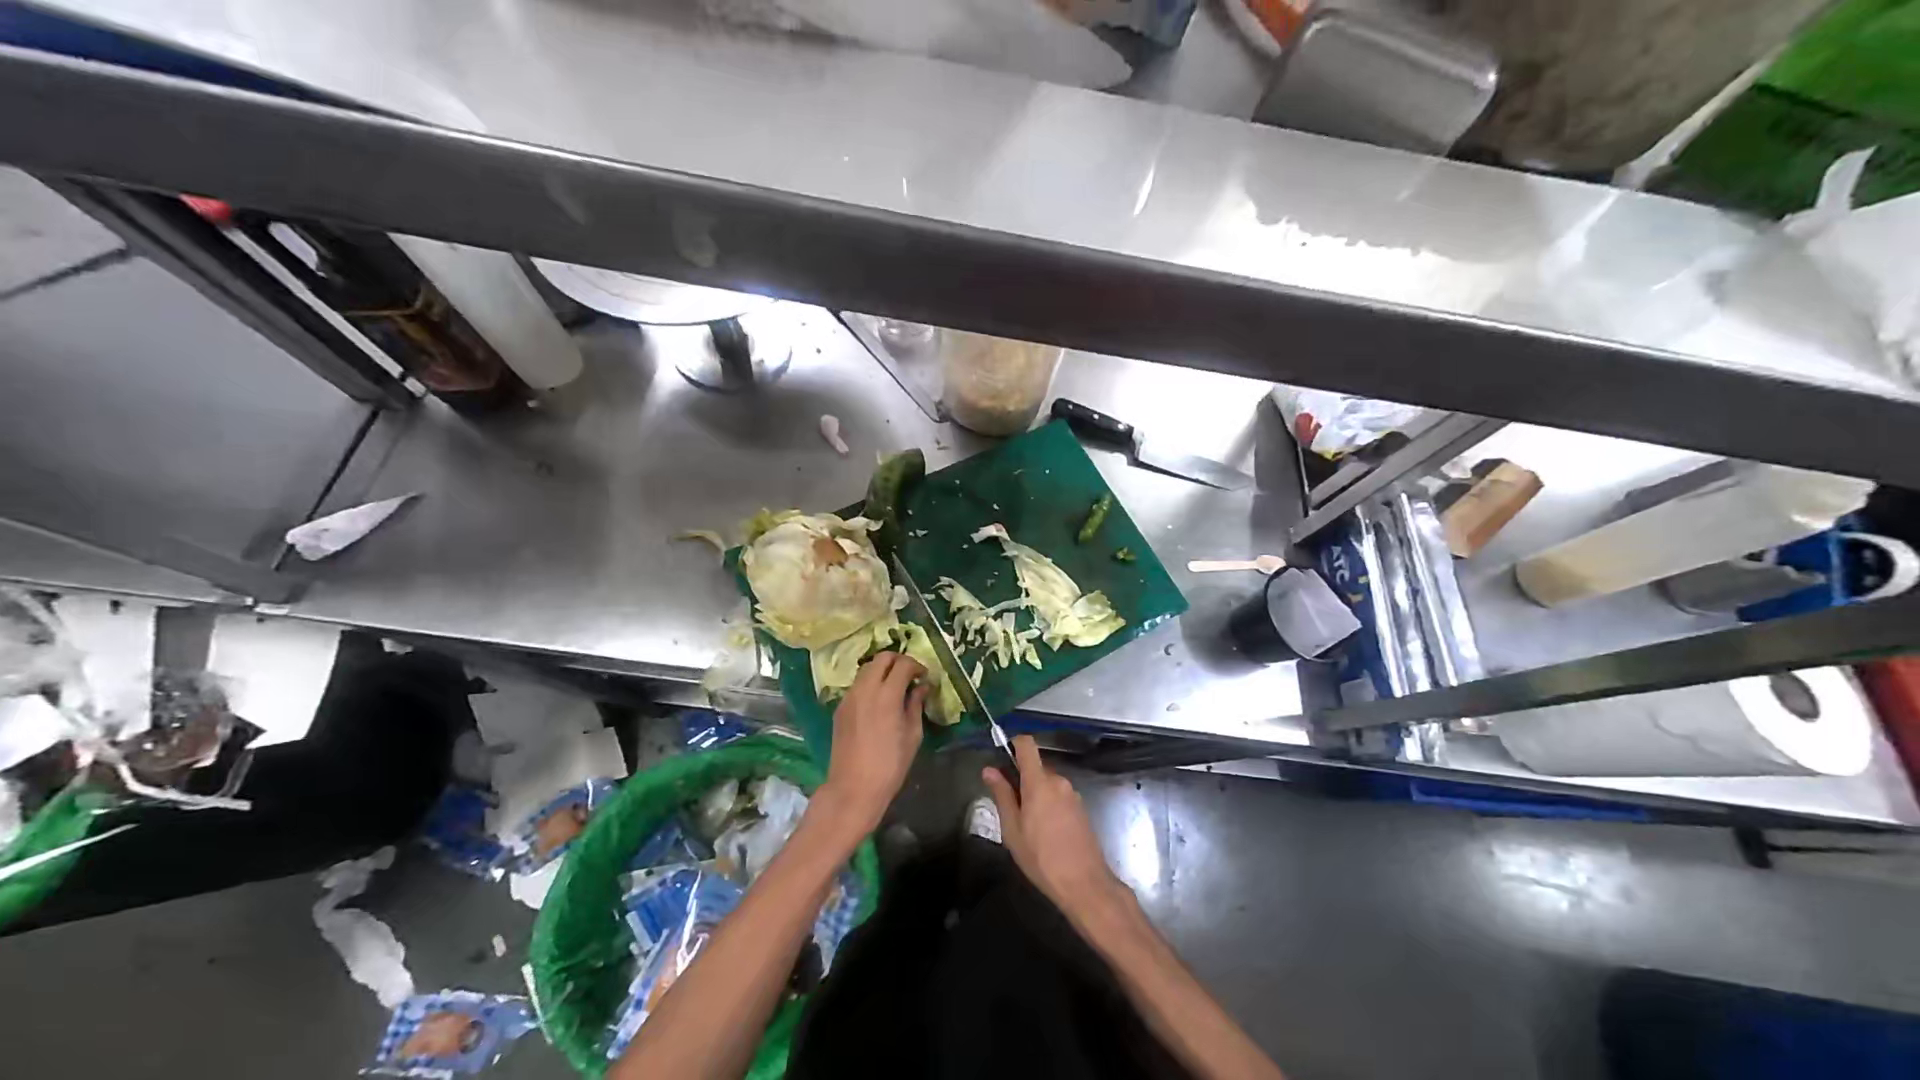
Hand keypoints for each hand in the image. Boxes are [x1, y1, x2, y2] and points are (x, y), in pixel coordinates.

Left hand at [820, 652, 927, 834]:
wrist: (854, 787)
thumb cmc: (890, 764)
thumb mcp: (912, 734)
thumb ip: (916, 704)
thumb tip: (921, 687)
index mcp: (887, 694)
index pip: (903, 664)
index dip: (917, 666)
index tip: (925, 677)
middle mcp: (865, 688)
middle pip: (881, 658)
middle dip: (898, 661)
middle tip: (910, 676)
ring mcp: (849, 696)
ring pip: (867, 669)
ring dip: (882, 670)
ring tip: (895, 687)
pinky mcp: (840, 707)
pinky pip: (857, 685)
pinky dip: (870, 683)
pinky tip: (878, 701)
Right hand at [983, 735, 1130, 924]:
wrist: (1084, 884)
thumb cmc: (1041, 857)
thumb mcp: (1012, 829)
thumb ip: (1002, 795)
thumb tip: (989, 770)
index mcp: (1039, 782)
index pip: (1027, 744)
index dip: (1013, 743)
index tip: (1001, 757)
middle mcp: (1059, 781)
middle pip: (1036, 767)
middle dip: (1021, 779)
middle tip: (1009, 807)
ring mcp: (1073, 795)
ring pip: (1047, 784)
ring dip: (1035, 795)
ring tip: (1026, 826)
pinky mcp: (1081, 809)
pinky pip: (1059, 796)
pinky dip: (1048, 805)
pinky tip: (1045, 833)